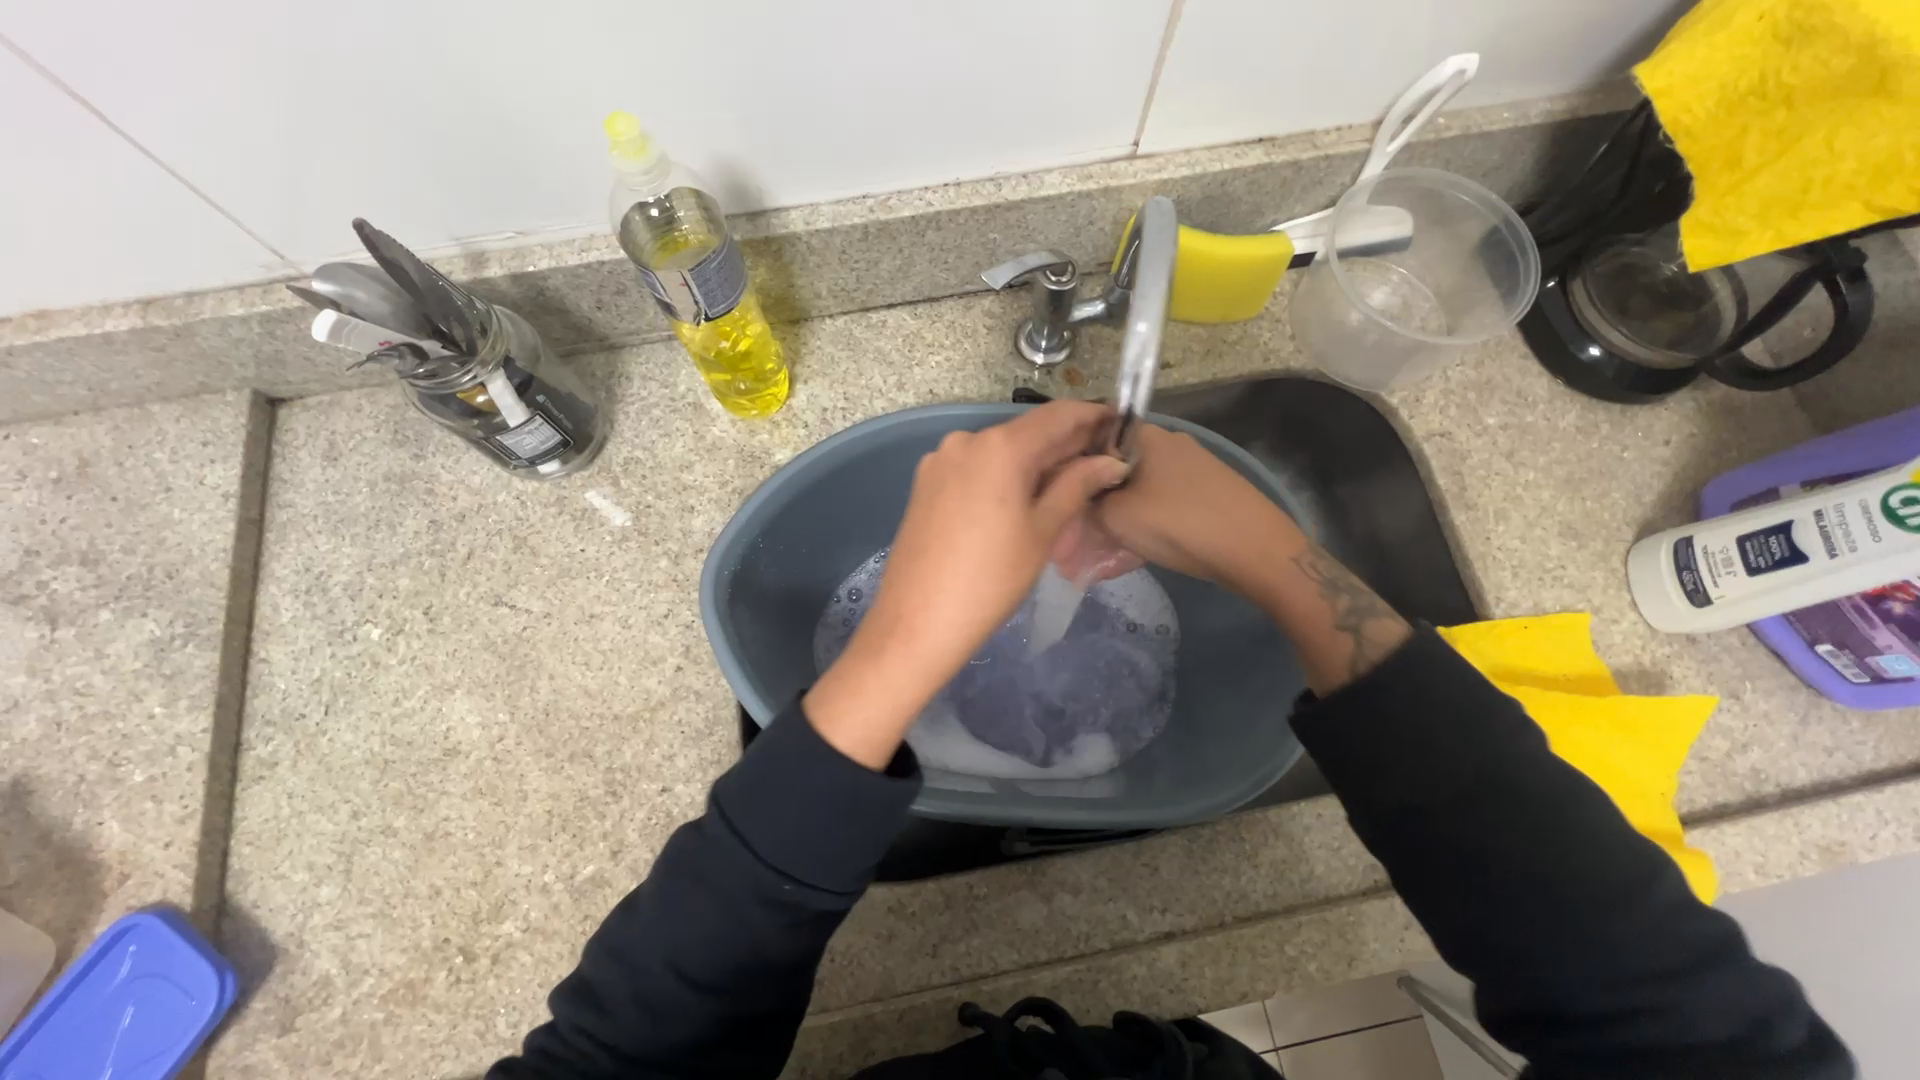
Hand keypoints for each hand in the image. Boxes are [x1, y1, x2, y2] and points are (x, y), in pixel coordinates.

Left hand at [803, 401, 1129, 767]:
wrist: (917, 623)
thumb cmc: (990, 580)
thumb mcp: (1042, 532)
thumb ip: (1076, 486)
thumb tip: (1111, 461)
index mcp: (999, 446)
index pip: (1057, 415)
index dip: (1092, 416)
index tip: (1119, 425)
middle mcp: (965, 440)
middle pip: (1026, 431)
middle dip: (1064, 445)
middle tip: (1100, 466)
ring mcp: (940, 461)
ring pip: (1000, 451)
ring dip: (1033, 463)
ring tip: (1065, 489)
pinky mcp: (925, 484)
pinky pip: (976, 468)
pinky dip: (1003, 476)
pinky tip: (1021, 501)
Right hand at [1095, 423, 1410, 693]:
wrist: (1255, 550)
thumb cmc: (1179, 525)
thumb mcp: (1116, 518)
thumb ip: (1086, 506)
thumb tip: (1075, 504)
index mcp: (1146, 434)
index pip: (1095, 437)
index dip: (1074, 466)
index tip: (1062, 496)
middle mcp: (1172, 441)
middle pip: (1119, 463)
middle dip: (1099, 494)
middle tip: (1085, 527)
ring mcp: (1196, 465)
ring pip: (1143, 484)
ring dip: (1125, 510)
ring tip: (1113, 543)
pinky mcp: (1212, 489)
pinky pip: (1166, 499)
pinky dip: (1151, 519)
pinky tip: (1145, 546)